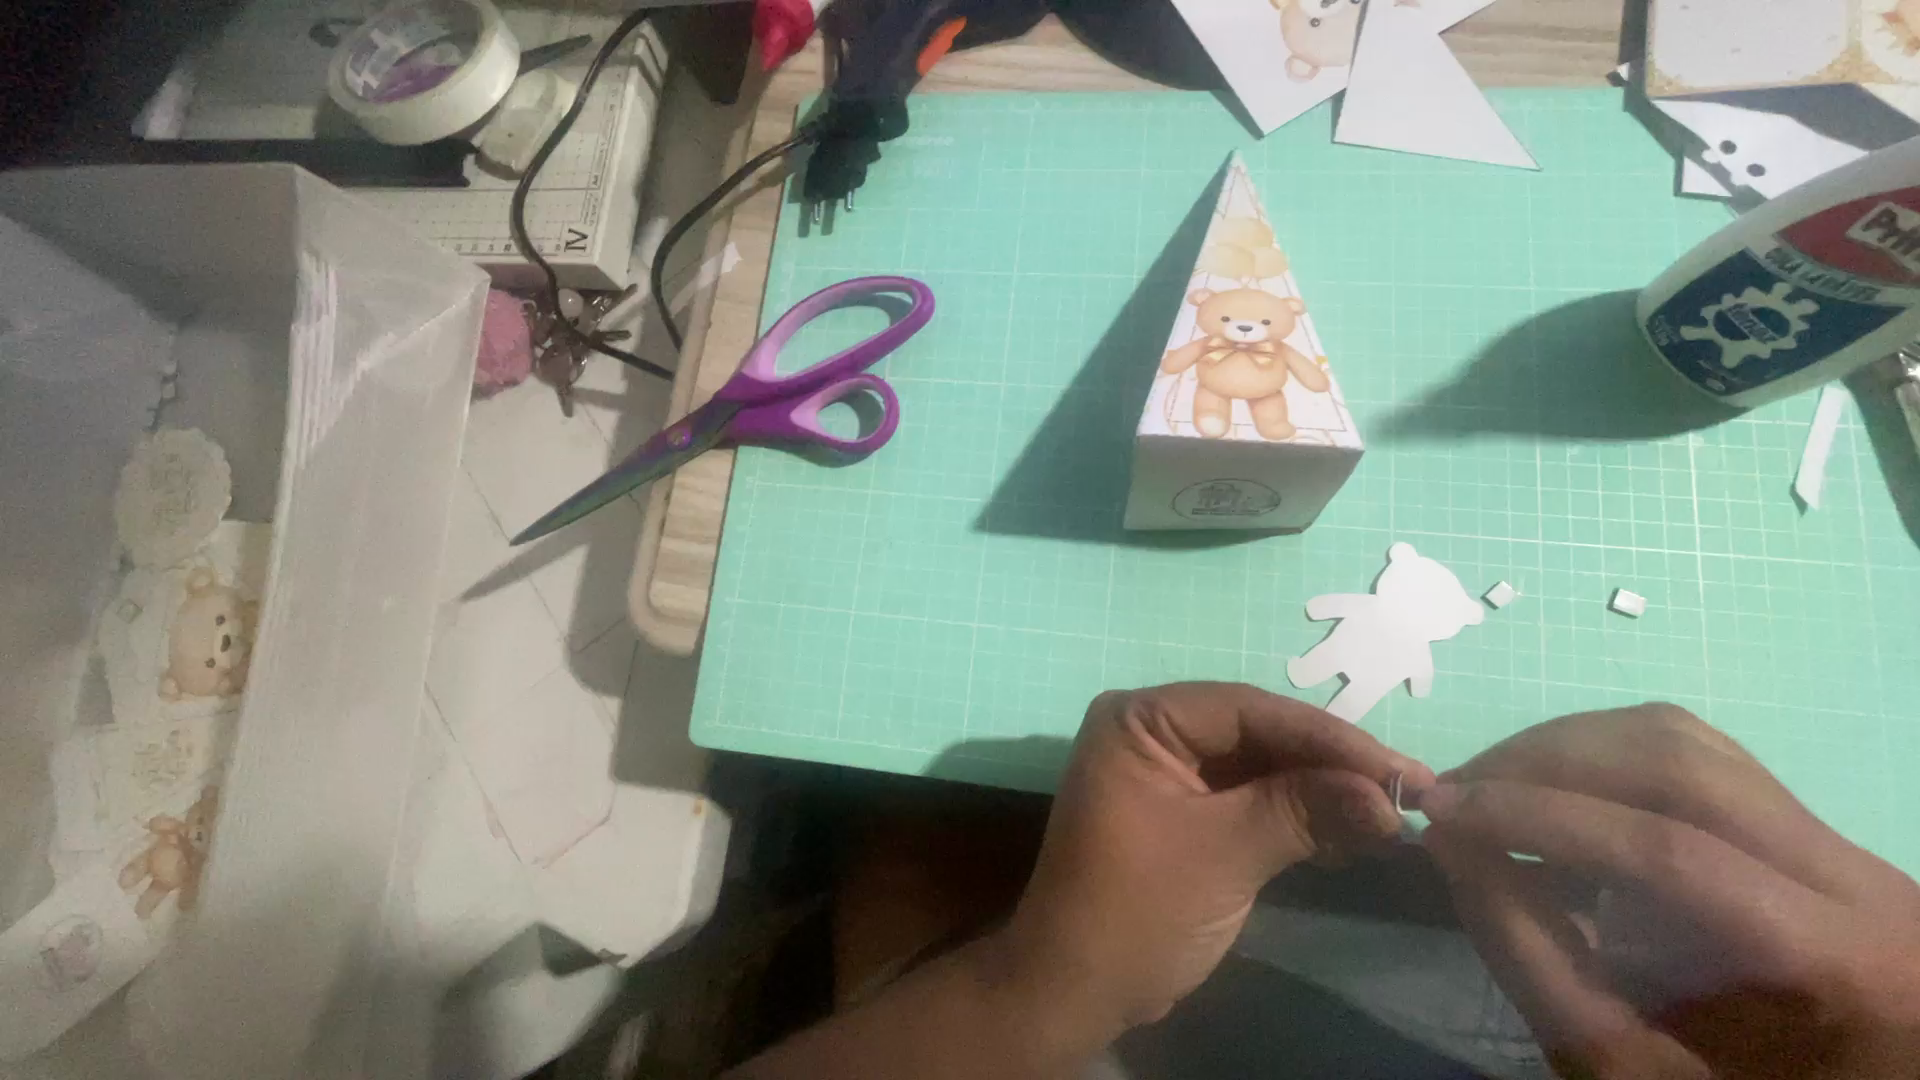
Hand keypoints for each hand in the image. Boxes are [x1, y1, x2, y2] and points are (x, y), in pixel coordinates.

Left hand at [998, 683, 1430, 1040]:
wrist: (1077, 985)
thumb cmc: (1138, 909)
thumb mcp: (1225, 852)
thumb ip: (1304, 811)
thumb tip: (1391, 796)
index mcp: (1139, 718)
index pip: (1245, 708)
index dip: (1327, 736)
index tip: (1401, 768)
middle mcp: (1148, 730)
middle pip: (1254, 732)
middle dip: (1327, 763)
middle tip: (1409, 791)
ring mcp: (1162, 769)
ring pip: (1255, 764)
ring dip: (1317, 790)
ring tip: (1391, 816)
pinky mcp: (1178, 807)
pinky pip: (1244, 795)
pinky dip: (1293, 814)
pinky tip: (1345, 833)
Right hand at [1421, 704, 1919, 1078]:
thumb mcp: (1617, 1063)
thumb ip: (1526, 954)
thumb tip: (1449, 840)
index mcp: (1843, 965)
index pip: (1668, 851)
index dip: (1536, 819)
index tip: (1436, 810)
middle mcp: (1862, 883)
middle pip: (1675, 766)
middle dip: (1540, 763)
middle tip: (1457, 789)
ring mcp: (1832, 840)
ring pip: (1675, 737)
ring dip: (1561, 746)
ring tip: (1492, 783)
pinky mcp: (1792, 821)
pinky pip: (1684, 748)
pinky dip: (1594, 749)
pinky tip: (1548, 787)